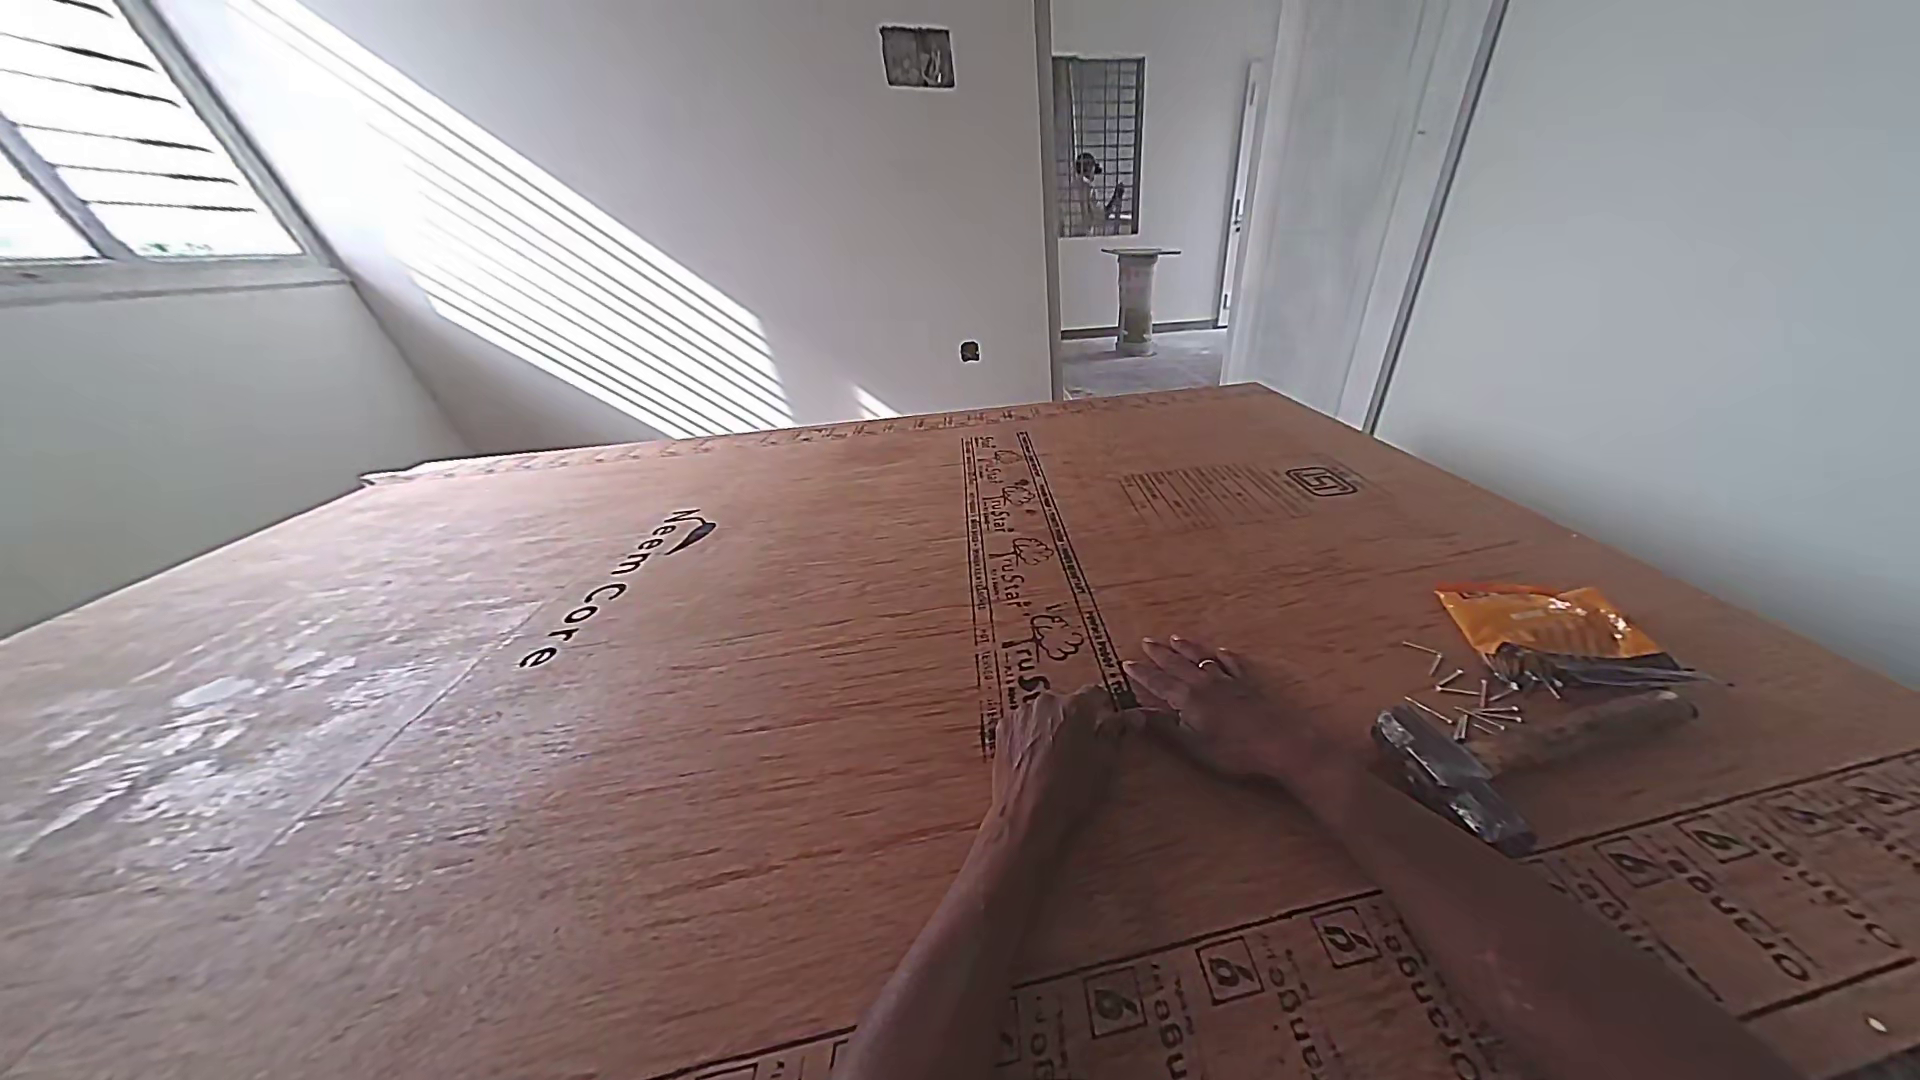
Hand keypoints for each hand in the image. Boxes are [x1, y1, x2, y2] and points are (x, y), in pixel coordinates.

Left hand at [982, 685, 1126, 854]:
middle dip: (1073, 718)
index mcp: (1076, 706)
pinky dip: (1029, 734)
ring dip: (1049, 725)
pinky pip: (1022, 723)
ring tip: (1052, 756)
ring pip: (1042, 712)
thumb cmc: (1071, 790)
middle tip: (1077, 747)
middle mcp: (1046, 701)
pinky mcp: (1003, 727)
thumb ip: (1116, 731)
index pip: (1095, 693)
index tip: (1105, 722)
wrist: (1027, 813)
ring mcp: (1021, 713)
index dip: (1102, 707)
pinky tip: (1032, 758)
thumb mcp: (1104, 762)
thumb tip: (1134, 714)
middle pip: (1066, 703)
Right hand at [1123, 636, 1339, 785]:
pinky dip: (1224, 657)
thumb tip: (1132, 713)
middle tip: (1146, 642)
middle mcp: (1205, 683)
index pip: (1158, 682)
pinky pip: (1232, 665)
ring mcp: (1229, 682)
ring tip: (1174, 638)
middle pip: (1177, 664)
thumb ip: (1162, 728)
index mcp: (1187, 698)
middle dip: (1159, 654)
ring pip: (1202, 659)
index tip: (1127, 664)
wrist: (1283, 744)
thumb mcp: (1192, 745)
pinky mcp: (1250, 685)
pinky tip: (1221, 652)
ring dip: (1186, 648)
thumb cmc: (1234, 751)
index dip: (1141, 674)